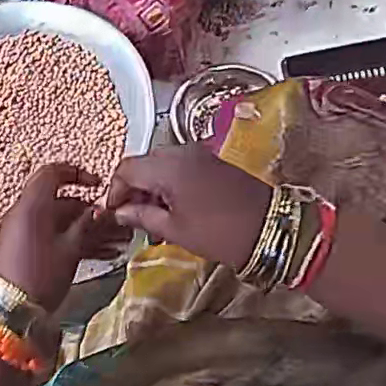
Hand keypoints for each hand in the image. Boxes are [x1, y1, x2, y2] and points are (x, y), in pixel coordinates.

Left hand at [0, 164, 122, 310]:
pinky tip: (99, 254)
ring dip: (86, 230)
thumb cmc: (39, 277)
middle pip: (59, 202)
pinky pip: (50, 237)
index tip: (97, 184)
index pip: (52, 174)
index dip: (77, 174)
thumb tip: (100, 210)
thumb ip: (87, 225)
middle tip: (115, 223)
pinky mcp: (22, 250)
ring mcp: (21, 233)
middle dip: (89, 212)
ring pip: (58, 223)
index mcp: (31, 206)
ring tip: (115, 242)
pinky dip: (72, 242)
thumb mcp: (70, 249)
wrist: (8, 312)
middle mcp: (22, 215)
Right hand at [105, 146, 273, 268]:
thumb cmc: (219, 233)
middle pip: (144, 163)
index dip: (115, 189)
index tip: (113, 211)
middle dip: (134, 187)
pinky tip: (173, 207)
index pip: (127, 168)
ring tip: (154, 216)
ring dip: (152, 185)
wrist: (272, 228)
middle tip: (133, 216)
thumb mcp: (175, 229)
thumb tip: (121, 212)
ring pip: (161, 163)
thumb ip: (142, 216)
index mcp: (168, 167)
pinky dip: (169, 182)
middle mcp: (181, 152)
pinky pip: (180, 165)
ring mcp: (199, 153)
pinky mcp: (212, 160)